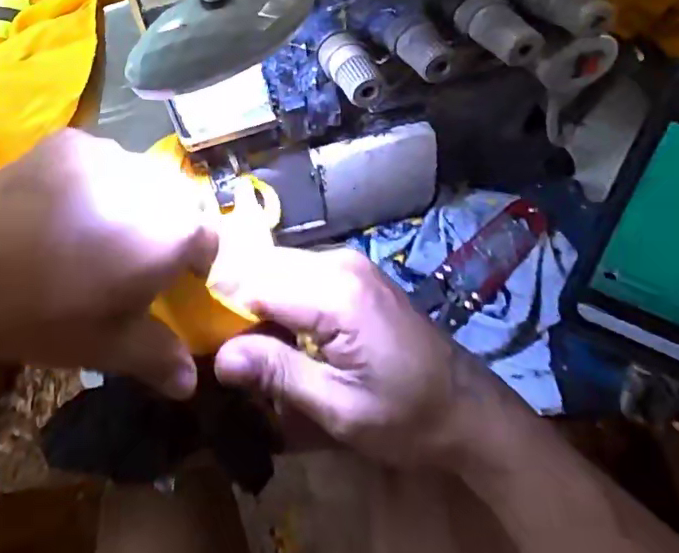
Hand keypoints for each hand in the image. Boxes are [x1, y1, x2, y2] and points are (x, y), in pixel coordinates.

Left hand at [0, 130, 216, 401]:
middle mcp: (148, 180)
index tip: (177, 281)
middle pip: (178, 198)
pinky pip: (99, 158)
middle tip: (134, 257)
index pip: (211, 236)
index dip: (198, 261)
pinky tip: (62, 205)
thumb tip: (189, 381)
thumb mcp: (107, 346)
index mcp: (170, 230)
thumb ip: (158, 358)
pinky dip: (95, 178)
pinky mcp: (67, 140)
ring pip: (140, 174)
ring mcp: (105, 153)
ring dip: (132, 197)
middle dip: (167, 225)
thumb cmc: (44, 313)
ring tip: (95, 227)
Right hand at [212, 247, 523, 469]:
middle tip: (226, 348)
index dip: (224, 310)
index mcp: (336, 293)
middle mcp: (338, 262)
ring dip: (257, 299)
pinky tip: (282, 331)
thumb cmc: (408, 417)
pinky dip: (280, 296)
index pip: (254, 282)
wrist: (470, 410)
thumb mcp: (340, 409)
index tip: (208, 343)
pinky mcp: (350, 269)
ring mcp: (346, 261)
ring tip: (252, 343)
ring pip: (276, 265)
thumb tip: (219, 358)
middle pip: (262, 266)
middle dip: (237, 303)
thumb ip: (278, 375)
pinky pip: (297, 271)